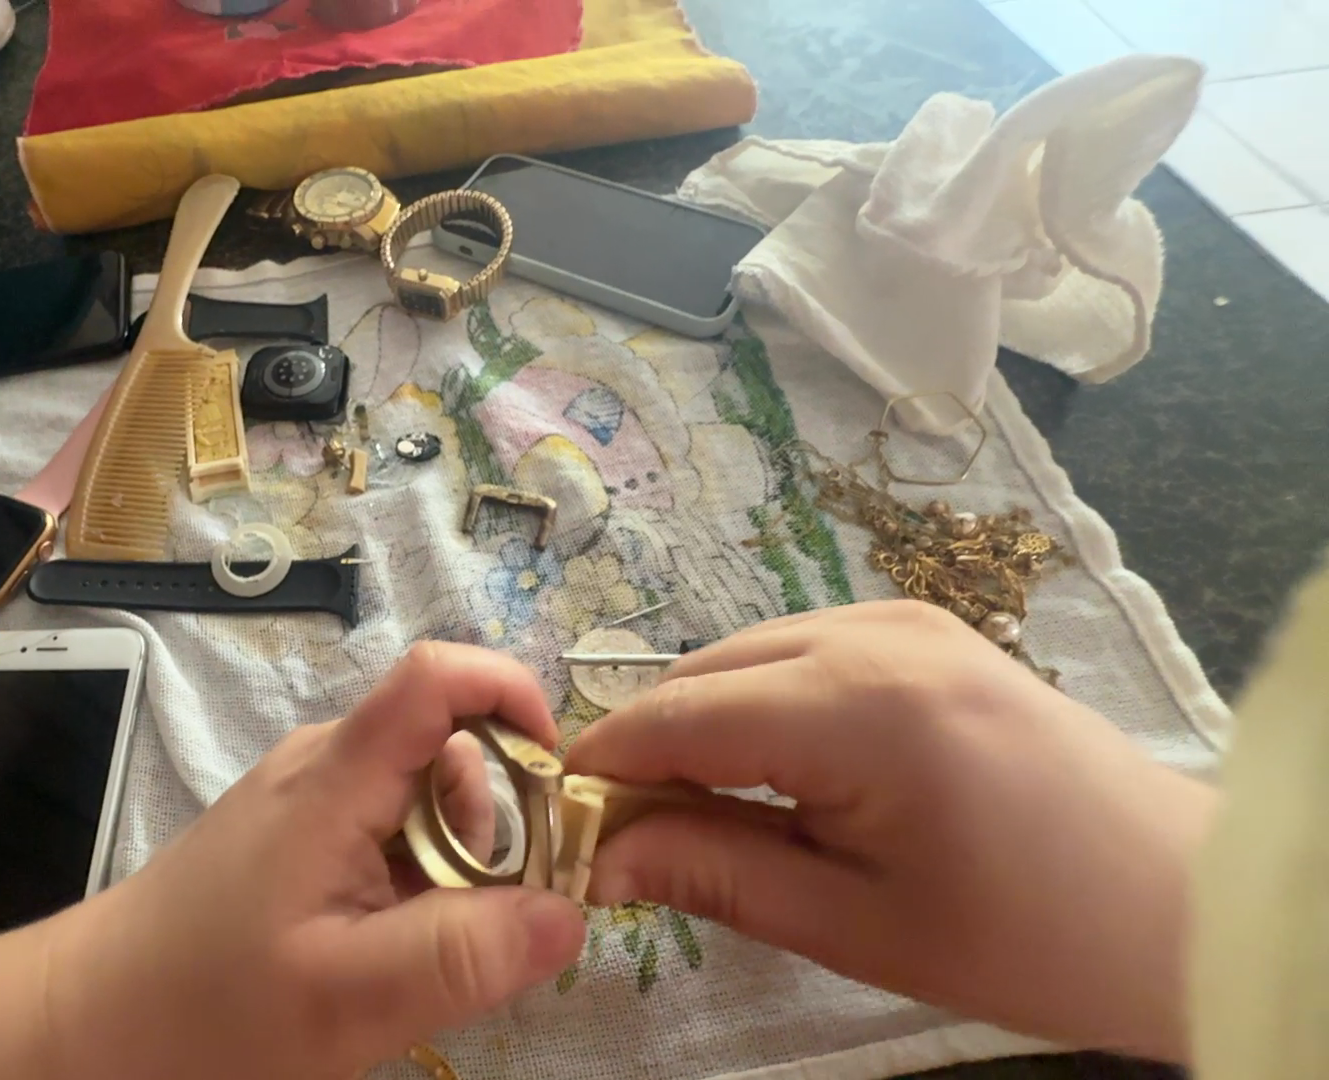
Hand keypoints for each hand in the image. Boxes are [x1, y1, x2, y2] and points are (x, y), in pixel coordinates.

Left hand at [43, 643, 585, 1079]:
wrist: (90, 1015)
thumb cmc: (205, 1004)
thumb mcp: (345, 1000)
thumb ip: (461, 956)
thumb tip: (569, 913)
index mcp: (338, 774)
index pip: (437, 675)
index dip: (510, 694)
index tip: (554, 779)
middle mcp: (327, 760)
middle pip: (445, 740)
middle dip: (494, 817)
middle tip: (485, 914)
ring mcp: (310, 791)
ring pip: (420, 788)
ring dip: (454, 855)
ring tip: (421, 938)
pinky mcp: (300, 824)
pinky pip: (387, 820)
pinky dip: (415, 869)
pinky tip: (385, 934)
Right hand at [565, 600, 1216, 1062]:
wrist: (1199, 902)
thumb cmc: (1031, 937)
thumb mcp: (857, 925)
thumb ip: (712, 874)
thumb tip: (597, 862)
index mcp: (860, 706)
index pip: (679, 717)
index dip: (605, 760)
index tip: (561, 809)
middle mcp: (866, 632)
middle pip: (696, 676)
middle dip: (647, 745)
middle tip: (632, 824)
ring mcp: (891, 614)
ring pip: (732, 656)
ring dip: (695, 721)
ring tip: (701, 798)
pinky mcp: (908, 620)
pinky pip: (781, 649)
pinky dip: (746, 699)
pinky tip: (768, 757)